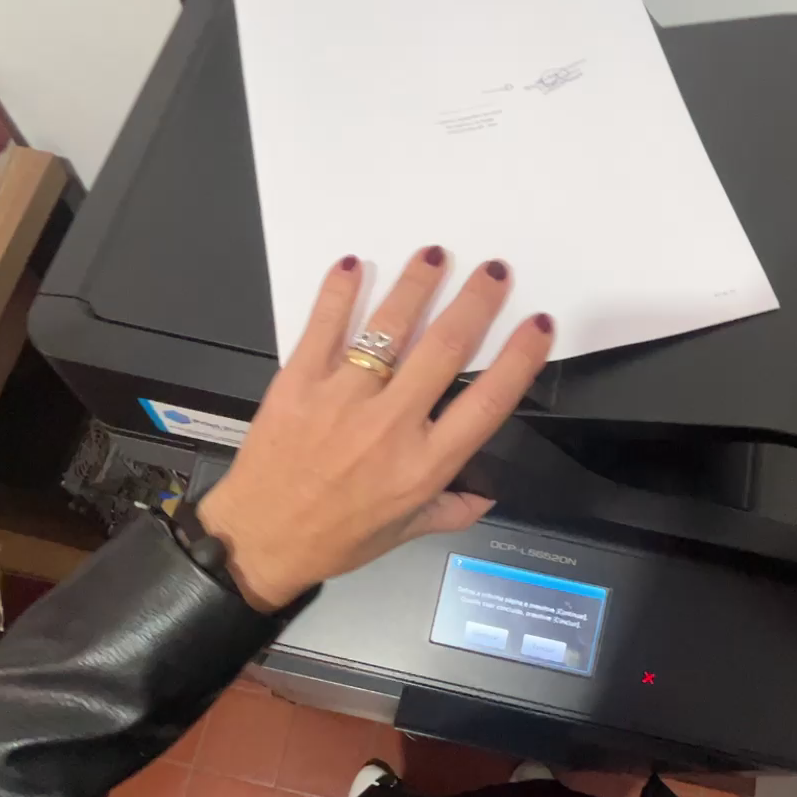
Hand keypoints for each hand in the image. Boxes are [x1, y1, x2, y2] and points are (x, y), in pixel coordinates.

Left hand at [197, 248, 552, 611]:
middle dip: (476, 302)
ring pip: (389, 327)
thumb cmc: (335, 538)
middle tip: (493, 272)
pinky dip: (339, 291)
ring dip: (417, 284)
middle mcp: (389, 426)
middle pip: (445, 349)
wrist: (259, 540)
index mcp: (423, 466)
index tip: (538, 326)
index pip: (487, 403)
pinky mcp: (298, 383)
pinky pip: (323, 326)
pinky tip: (354, 266)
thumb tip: (485, 497)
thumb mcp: (403, 533)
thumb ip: (450, 510)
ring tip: (436, 255)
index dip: (520, 359)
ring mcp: (341, 399)